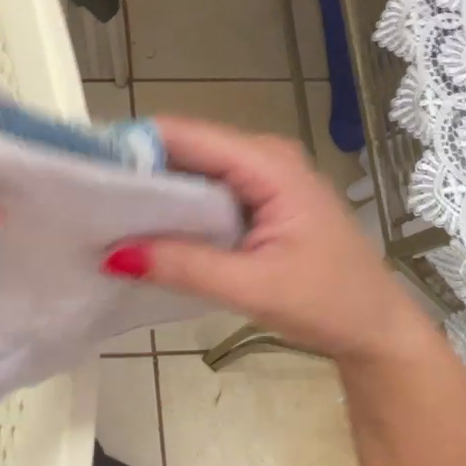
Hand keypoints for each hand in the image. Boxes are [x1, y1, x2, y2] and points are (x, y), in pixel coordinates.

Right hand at [101, 117, 434, 363]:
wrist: (377, 329)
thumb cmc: (329, 304)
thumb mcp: (255, 288)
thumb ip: (185, 266)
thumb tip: (113, 254)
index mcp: (268, 164)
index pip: (189, 136)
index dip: (137, 144)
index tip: (88, 166)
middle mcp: (262, 156)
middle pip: (186, 146)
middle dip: (138, 166)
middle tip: (87, 193)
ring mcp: (260, 175)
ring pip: (192, 167)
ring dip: (153, 186)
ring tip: (104, 209)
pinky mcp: (257, 196)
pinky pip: (204, 186)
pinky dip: (174, 202)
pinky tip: (144, 224)